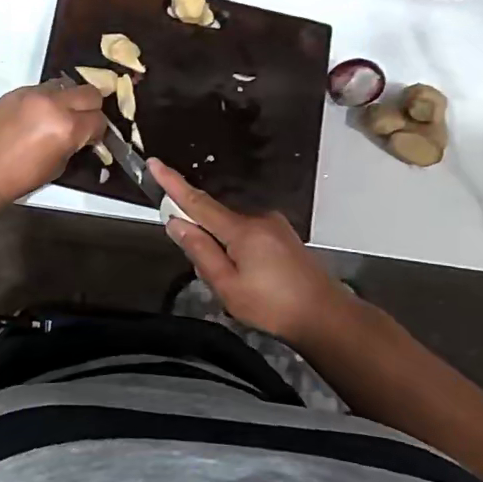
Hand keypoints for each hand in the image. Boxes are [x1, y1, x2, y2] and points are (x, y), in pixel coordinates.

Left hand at [0, 80, 105, 205]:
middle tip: (80, 123)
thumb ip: (73, 145)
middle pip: (89, 93)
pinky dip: (47, 98)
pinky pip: (43, 88)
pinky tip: (37, 115)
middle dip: (89, 109)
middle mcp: (54, 104)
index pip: (98, 119)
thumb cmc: (18, 178)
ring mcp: (33, 94)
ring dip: (68, 99)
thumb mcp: (57, 167)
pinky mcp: (16, 91)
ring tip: (58, 116)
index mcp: (67, 127)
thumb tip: (79, 137)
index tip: (90, 139)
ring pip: (66, 85)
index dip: (97, 132)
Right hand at [150, 159, 365, 346]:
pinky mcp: (283, 236)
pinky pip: (246, 235)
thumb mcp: (227, 285)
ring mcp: (274, 225)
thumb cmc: (273, 306)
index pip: (198, 202)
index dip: (173, 183)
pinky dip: (236, 250)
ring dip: (220, 248)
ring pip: (230, 229)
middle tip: (211, 276)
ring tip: (235, 286)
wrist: (327, 317)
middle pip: (213, 218)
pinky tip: (248, 279)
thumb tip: (176, 223)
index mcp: (242, 230)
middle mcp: (258, 219)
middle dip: (200, 237)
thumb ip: (200, 252)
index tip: (155, 163)